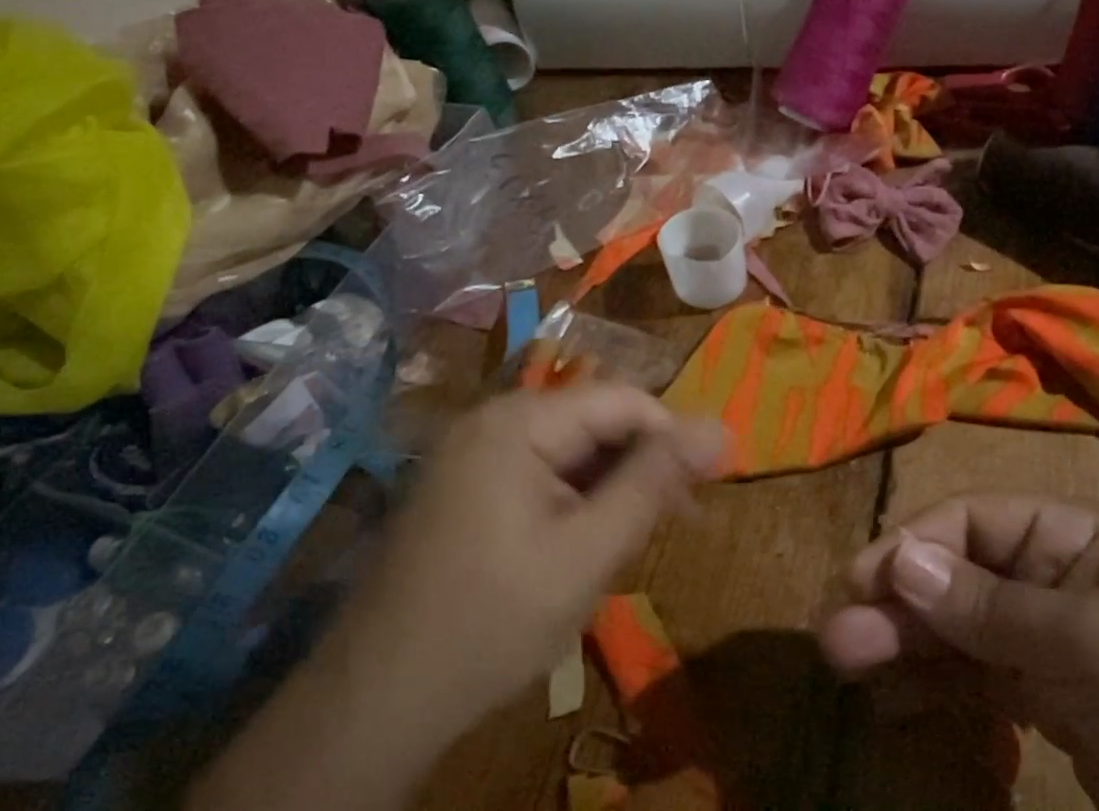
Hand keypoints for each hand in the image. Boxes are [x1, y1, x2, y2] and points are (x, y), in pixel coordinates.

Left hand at [190, 383, 721, 810]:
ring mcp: (470, 455)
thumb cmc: (493, 622)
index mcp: (517, 422)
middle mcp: (490, 421)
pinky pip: (538, 474)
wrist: (377, 698)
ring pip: (569, 450)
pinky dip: (573, 501)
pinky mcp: (463, 488)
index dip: (674, 437)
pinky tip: (582, 547)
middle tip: (673, 524)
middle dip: (640, 465)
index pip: (624, 400)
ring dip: (609, 488)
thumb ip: (654, 483)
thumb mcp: (588, 553)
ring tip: (626, 544)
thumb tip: (722, 427)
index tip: (708, 489)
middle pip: (594, 420)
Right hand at [820, 494, 1098, 810]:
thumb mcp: (1092, 641)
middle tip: (832, 645)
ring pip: (964, 635)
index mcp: (1079, 539)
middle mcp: (1062, 582)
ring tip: (851, 674)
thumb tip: (900, 559)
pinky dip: (941, 691)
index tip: (854, 587)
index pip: (974, 523)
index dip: (912, 549)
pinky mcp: (1064, 710)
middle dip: (898, 606)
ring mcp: (1062, 650)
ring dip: (908, 649)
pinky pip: (986, 686)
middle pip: (960, 580)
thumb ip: (989, 606)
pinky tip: (896, 702)